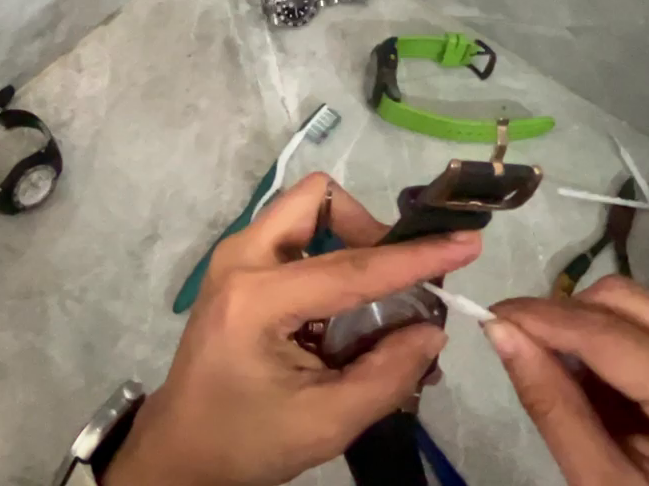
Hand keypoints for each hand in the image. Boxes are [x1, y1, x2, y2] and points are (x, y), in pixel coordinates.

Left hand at [105, 173, 482, 485]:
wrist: (182, 448)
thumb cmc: (247, 438)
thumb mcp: (326, 421)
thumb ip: (387, 373)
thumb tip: (434, 329)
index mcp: (257, 296)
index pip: (350, 267)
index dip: (414, 257)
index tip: (466, 243)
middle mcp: (241, 256)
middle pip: (316, 200)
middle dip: (367, 228)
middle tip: (398, 283)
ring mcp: (235, 256)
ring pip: (305, 213)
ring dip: (350, 244)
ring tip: (377, 304)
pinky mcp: (239, 265)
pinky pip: (296, 239)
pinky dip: (331, 261)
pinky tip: (348, 316)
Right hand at [488, 276, 648, 485]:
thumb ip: (554, 407)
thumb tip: (499, 329)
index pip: (606, 332)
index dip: (538, 316)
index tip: (486, 313)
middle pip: (626, 300)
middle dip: (567, 318)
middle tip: (532, 355)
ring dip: (599, 330)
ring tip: (586, 386)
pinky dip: (635, 345)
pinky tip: (628, 393)